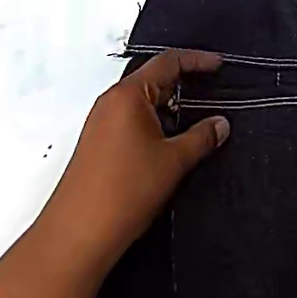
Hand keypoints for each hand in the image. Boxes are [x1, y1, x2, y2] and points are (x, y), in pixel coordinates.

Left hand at [36, 49, 229, 269]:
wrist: (76, 238)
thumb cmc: (121, 194)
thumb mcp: (174, 162)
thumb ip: (202, 137)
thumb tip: (220, 124)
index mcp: (128, 95)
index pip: (168, 61)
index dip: (197, 60)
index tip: (218, 64)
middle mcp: (111, 102)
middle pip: (154, 78)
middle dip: (185, 83)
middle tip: (212, 90)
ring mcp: (101, 123)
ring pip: (143, 102)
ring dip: (170, 107)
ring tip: (198, 120)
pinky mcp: (98, 144)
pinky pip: (132, 120)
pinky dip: (155, 123)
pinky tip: (171, 143)